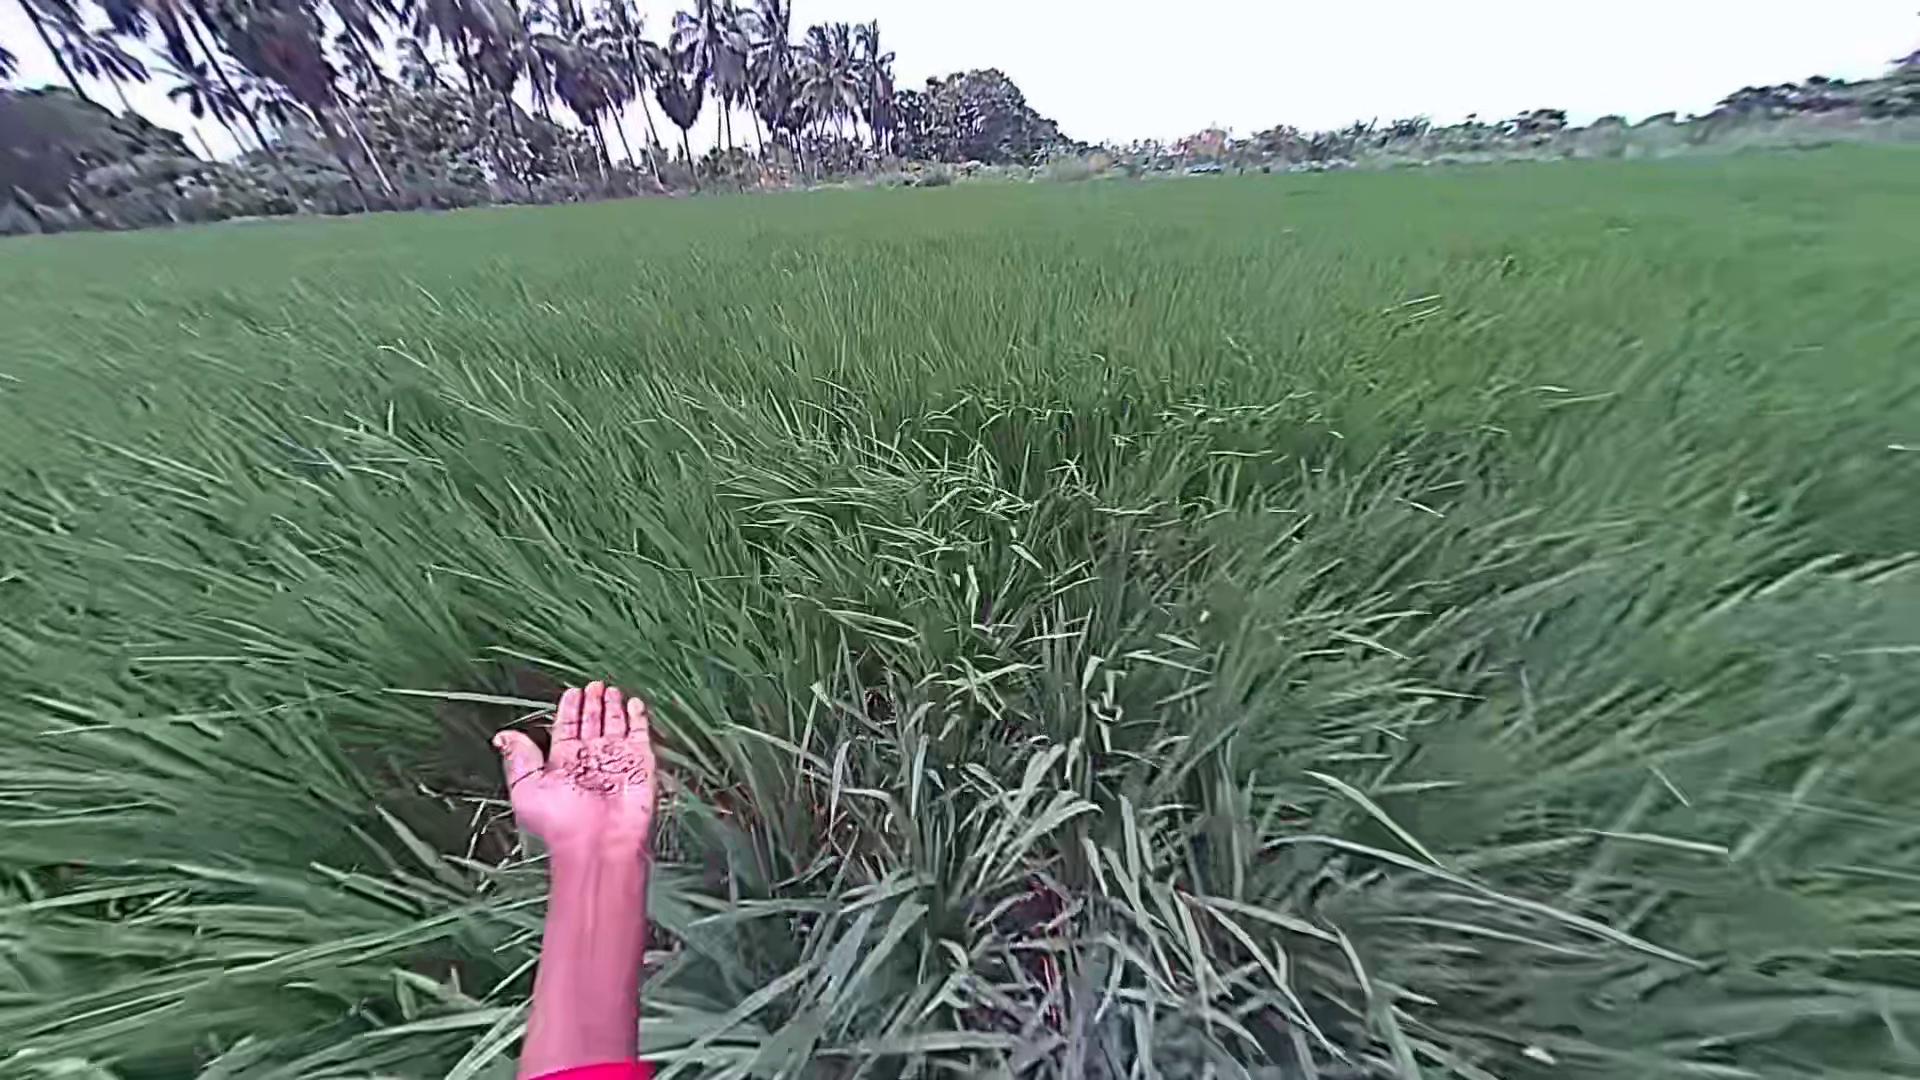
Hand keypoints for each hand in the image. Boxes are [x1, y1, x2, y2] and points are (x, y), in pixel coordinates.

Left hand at [493, 681, 657, 857]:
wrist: (600, 840)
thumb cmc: (561, 820)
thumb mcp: (527, 788)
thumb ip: (520, 758)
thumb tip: (502, 735)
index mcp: (564, 763)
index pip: (567, 728)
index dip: (569, 709)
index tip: (572, 691)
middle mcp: (591, 757)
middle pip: (592, 722)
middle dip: (592, 703)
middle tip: (595, 684)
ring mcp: (617, 757)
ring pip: (616, 723)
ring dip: (613, 706)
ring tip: (612, 689)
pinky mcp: (640, 759)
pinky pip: (640, 732)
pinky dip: (638, 716)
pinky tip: (633, 703)